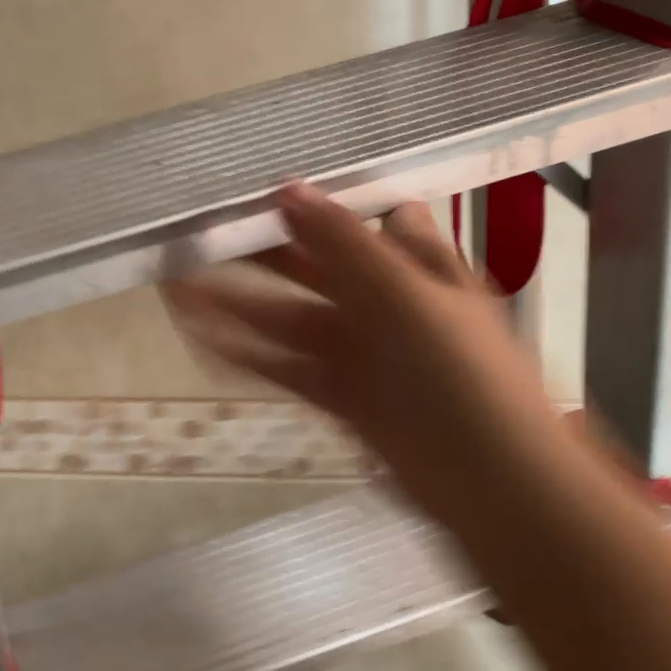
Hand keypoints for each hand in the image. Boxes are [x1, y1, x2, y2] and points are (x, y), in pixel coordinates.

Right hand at [163, 184, 575, 523]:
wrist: (493, 482)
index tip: (258, 194)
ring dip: (235, 307)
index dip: (318, 208)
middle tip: (199, 237)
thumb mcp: (408, 295)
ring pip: (287, 321)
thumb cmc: (462, 374)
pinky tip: (203, 340)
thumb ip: (344, 244)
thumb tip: (286, 188)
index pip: (365, 223)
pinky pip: (284, 367)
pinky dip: (245, 355)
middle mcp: (386, 305)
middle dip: (258, 257)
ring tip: (178, 289)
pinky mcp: (338, 396)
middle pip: (312, 271)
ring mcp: (360, 354)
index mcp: (418, 269)